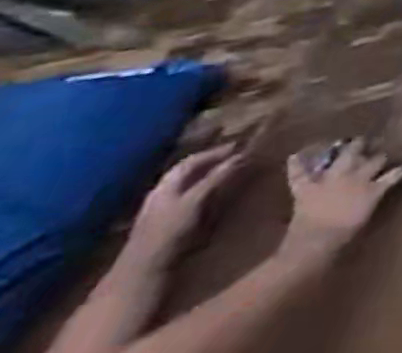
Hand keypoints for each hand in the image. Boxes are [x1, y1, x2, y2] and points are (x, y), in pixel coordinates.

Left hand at [125, 144, 244, 265]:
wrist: (142, 271)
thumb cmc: (169, 231)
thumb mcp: (196, 201)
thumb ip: (217, 178)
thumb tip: (242, 155)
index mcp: (166, 186)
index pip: (192, 160)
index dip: (216, 152)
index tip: (241, 146)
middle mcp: (162, 194)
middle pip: (188, 172)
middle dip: (213, 163)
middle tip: (240, 158)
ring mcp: (161, 210)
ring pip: (188, 186)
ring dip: (210, 178)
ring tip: (232, 175)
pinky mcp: (166, 224)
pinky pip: (190, 200)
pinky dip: (206, 192)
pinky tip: (217, 198)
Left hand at [280, 138, 401, 260]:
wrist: (313, 243)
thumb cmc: (343, 233)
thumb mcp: (367, 212)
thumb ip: (377, 193)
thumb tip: (389, 179)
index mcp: (372, 186)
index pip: (392, 173)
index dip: (396, 169)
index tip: (400, 166)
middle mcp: (355, 177)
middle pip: (371, 160)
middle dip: (376, 154)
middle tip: (377, 146)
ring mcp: (330, 180)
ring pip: (344, 157)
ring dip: (348, 149)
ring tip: (349, 142)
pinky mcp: (307, 188)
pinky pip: (300, 175)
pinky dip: (296, 166)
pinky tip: (294, 156)